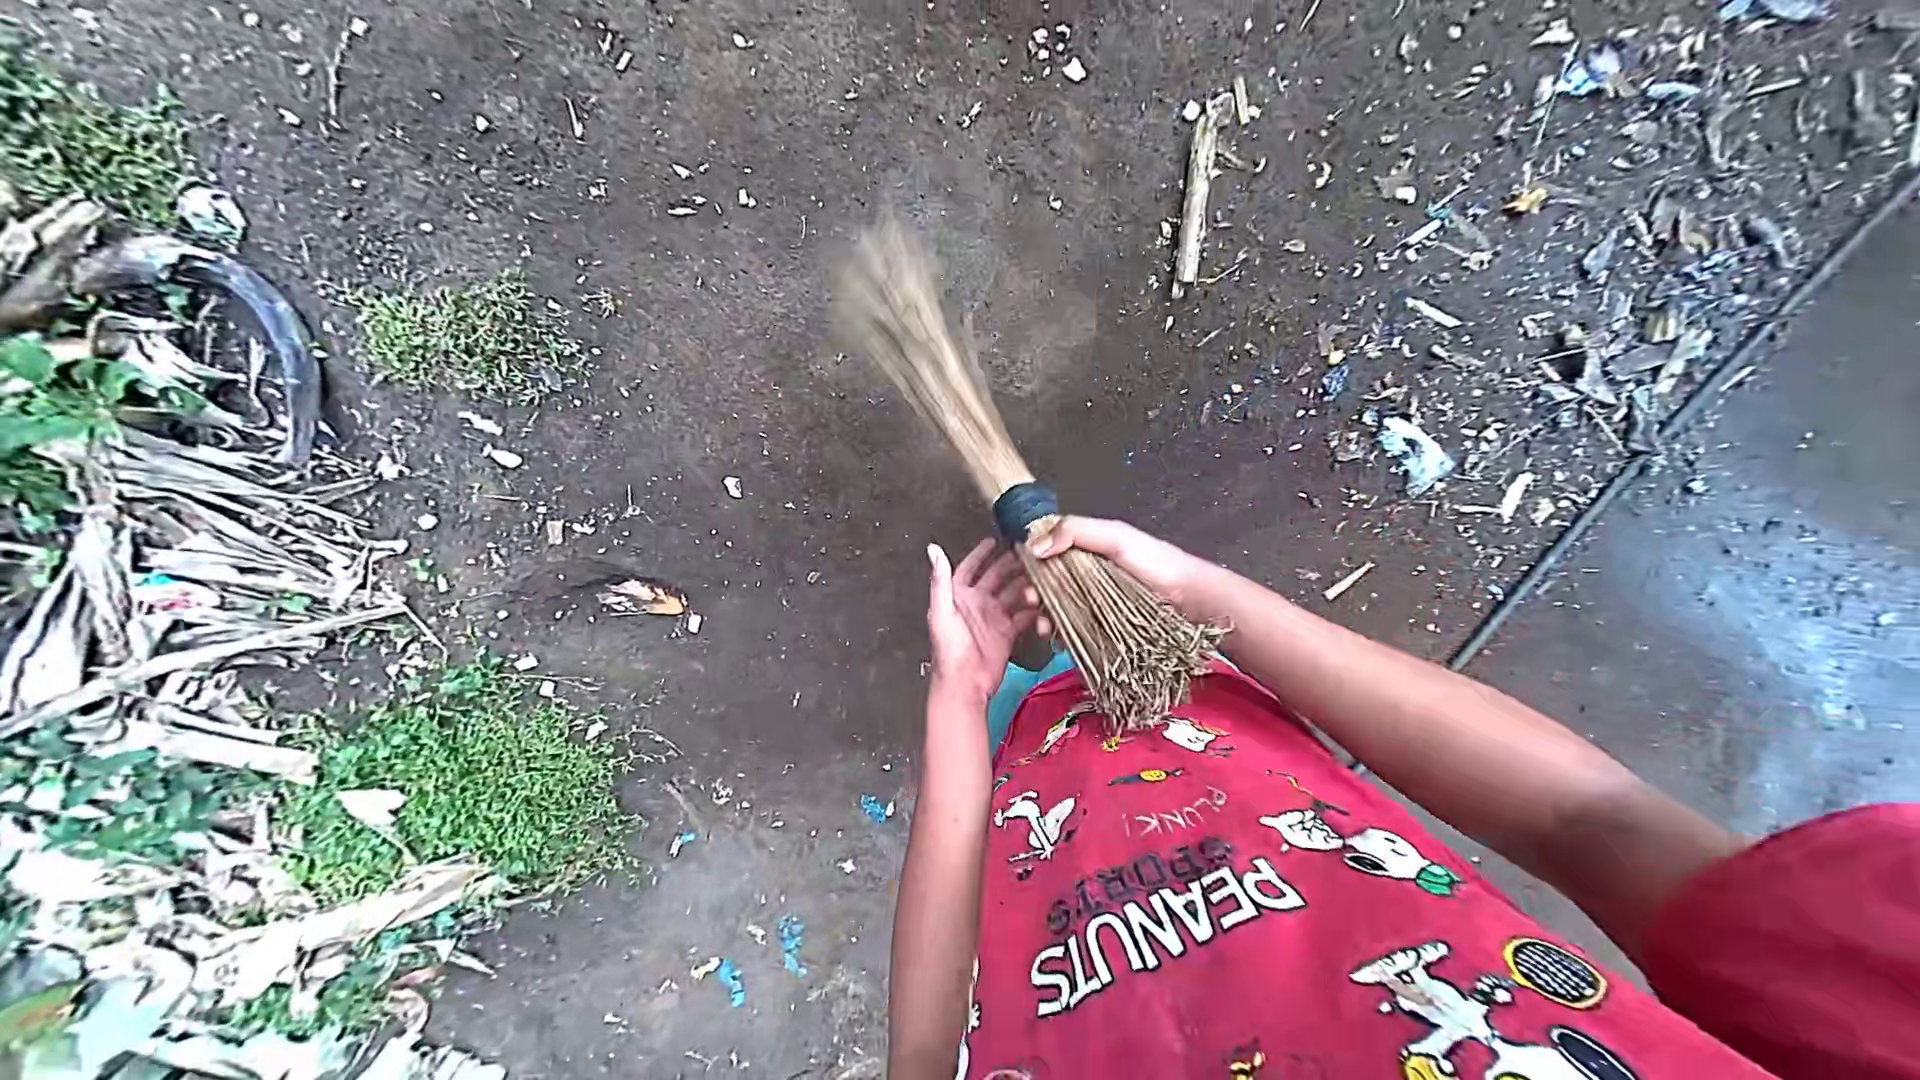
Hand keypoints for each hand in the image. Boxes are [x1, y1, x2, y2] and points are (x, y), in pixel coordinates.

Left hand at [926, 538, 1037, 706]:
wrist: (964, 684)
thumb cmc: (948, 651)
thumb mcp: (941, 612)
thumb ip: (940, 580)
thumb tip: (933, 550)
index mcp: (958, 595)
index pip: (970, 567)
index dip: (982, 553)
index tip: (995, 539)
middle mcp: (977, 603)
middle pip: (997, 576)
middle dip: (1011, 564)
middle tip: (1028, 553)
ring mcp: (993, 617)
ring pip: (1014, 593)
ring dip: (1025, 586)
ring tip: (1038, 578)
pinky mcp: (1008, 632)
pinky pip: (1024, 615)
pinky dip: (1034, 611)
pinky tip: (1042, 606)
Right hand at [1028, 516, 1216, 618]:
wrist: (1192, 601)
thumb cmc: (1156, 563)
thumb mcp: (1115, 537)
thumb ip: (1074, 532)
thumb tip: (1034, 545)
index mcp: (1086, 547)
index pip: (1046, 550)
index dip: (1028, 560)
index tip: (1017, 571)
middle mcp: (1085, 572)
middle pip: (1046, 581)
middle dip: (1030, 591)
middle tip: (1027, 600)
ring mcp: (1091, 600)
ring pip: (1054, 605)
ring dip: (1041, 613)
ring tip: (1040, 623)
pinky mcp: (1098, 625)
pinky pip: (1068, 627)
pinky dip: (1056, 631)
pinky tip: (1052, 635)